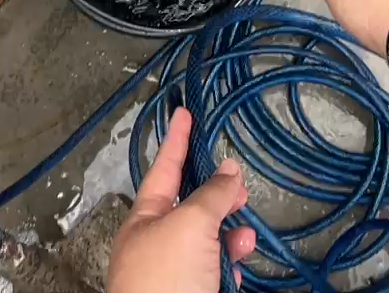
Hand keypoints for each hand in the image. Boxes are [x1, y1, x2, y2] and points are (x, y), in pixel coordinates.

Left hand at [109, 108, 256, 292]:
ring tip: (243, 235)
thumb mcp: (191, 223)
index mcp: (144, 219)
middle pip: (190, 204)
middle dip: (217, 193)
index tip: (183, 112)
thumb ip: (212, 193)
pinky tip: (239, 265)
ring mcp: (175, 273)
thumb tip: (230, 171)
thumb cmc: (167, 278)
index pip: (163, 167)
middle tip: (239, 183)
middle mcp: (157, 243)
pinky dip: (230, 262)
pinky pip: (216, 269)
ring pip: (208, 239)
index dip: (176, 138)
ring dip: (230, 233)